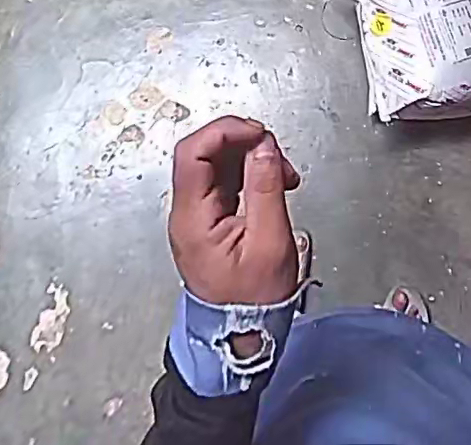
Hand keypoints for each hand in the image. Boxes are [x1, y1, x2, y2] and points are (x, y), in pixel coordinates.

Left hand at [168, 116, 301, 306]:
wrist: (244, 338)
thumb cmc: (253, 302)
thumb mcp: (269, 244)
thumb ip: (265, 189)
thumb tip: (264, 146)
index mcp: (191, 218)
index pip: (192, 153)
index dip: (223, 132)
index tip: (256, 133)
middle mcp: (188, 211)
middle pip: (205, 152)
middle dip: (243, 142)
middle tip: (274, 150)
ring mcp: (199, 212)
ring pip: (219, 162)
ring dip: (252, 156)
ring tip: (282, 171)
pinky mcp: (213, 215)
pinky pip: (229, 177)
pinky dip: (253, 171)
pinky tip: (275, 181)